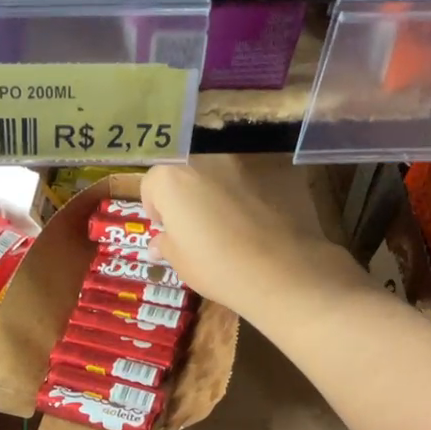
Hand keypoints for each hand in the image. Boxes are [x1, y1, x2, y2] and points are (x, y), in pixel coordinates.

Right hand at [142, 157, 360, 317]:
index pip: (152, 183)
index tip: (165, 228)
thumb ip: (166, 243)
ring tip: (229, 224)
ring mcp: (243, 159)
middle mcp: (205, 158)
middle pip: (187, 171)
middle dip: (187, 194)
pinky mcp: (276, 166)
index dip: (155, 207)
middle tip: (196, 227)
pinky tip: (256, 221)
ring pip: (220, 173)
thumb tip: (159, 243)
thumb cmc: (217, 267)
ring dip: (217, 191)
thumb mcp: (181, 262)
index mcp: (173, 178)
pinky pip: (252, 177)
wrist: (278, 270)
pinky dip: (249, 192)